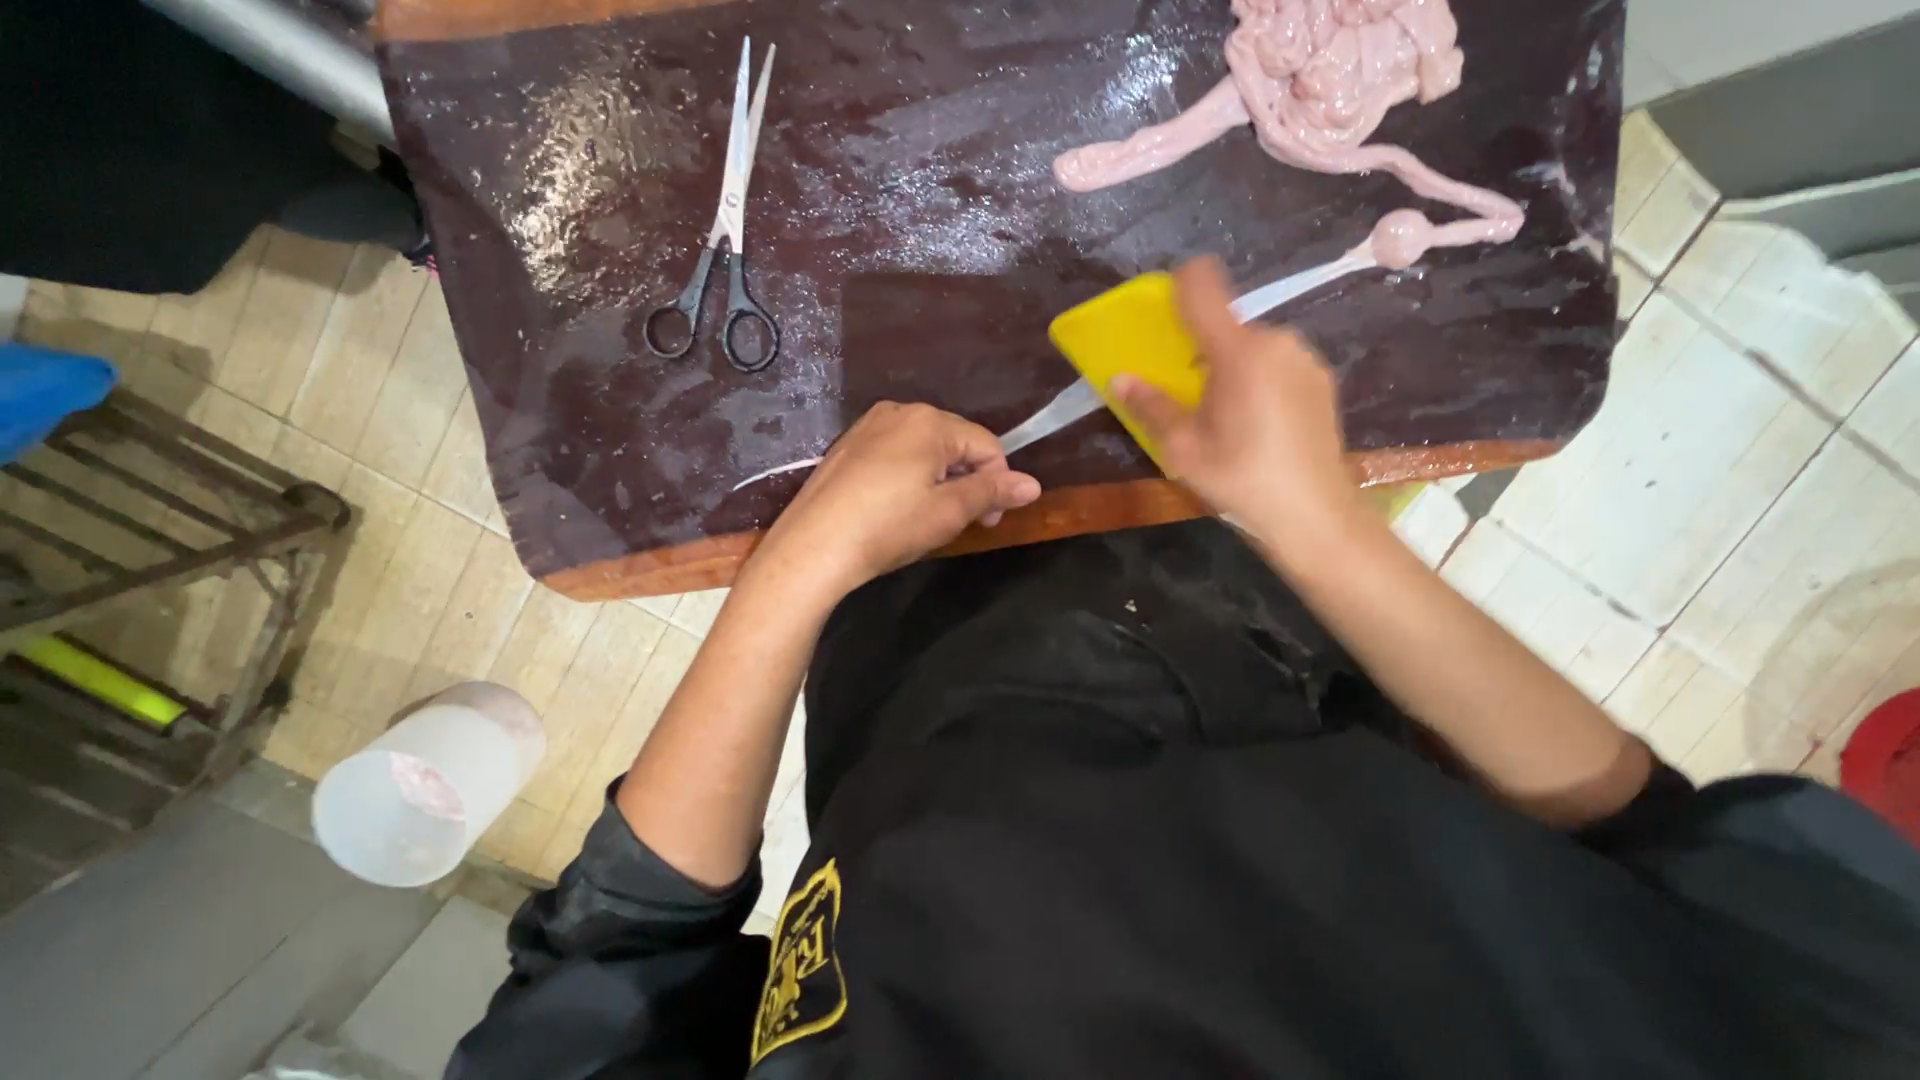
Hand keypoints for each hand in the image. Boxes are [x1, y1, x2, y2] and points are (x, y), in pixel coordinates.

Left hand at [751, 402, 1042, 600]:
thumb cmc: (889, 526)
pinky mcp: (846, 449)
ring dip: (939, 481)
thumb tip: (1033, 484)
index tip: (990, 521)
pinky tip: (896, 511)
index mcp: (930, 421)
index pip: (986, 445)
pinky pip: (894, 456)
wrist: (813, 546)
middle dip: (968, 480)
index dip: (999, 483)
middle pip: (954, 443)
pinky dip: (908, 479)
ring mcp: (867, 428)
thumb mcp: (948, 512)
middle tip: (962, 523)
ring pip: (923, 450)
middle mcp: (898, 413)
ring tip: (927, 520)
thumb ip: (992, 492)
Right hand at [1112, 256, 1361, 553]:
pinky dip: (1258, 380)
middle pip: (1226, 325)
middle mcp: (1277, 341)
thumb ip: (1151, 406)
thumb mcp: (1184, 449)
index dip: (1179, 283)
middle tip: (1190, 395)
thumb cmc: (1241, 479)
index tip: (1163, 310)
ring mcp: (1304, 359)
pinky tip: (1258, 425)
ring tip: (1226, 417)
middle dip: (1202, 350)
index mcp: (1239, 351)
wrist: (1315, 515)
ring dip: (1231, 367)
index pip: (1204, 286)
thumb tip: (1119, 379)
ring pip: (1252, 346)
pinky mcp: (1322, 379)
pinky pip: (1276, 364)